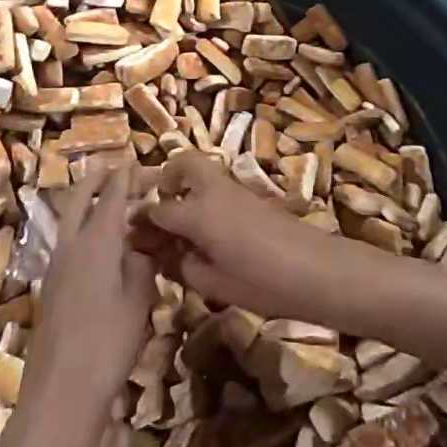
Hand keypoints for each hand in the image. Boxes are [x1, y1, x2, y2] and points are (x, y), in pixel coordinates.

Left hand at [22, 162, 157, 422]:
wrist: (61, 390)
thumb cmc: (108, 341)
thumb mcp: (139, 299)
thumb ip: (141, 264)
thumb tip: (139, 246)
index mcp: (96, 243)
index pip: (110, 198)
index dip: (123, 177)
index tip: (135, 162)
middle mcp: (71, 247)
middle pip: (77, 201)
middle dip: (94, 181)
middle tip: (111, 168)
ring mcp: (56, 268)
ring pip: (69, 222)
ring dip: (85, 204)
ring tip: (108, 201)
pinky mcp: (51, 288)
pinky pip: (67, 243)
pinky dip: (83, 229)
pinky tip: (100, 244)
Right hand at [139, 152, 385, 320]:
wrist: (316, 270)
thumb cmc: (259, 281)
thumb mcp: (211, 283)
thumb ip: (180, 264)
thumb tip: (163, 253)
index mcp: (196, 211)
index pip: (156, 208)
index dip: (140, 222)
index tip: (130, 236)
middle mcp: (212, 190)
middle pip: (181, 163)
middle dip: (165, 180)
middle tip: (162, 211)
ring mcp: (235, 190)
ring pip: (201, 173)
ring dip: (186, 188)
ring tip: (182, 226)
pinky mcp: (252, 197)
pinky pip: (217, 188)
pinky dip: (204, 199)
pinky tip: (207, 233)